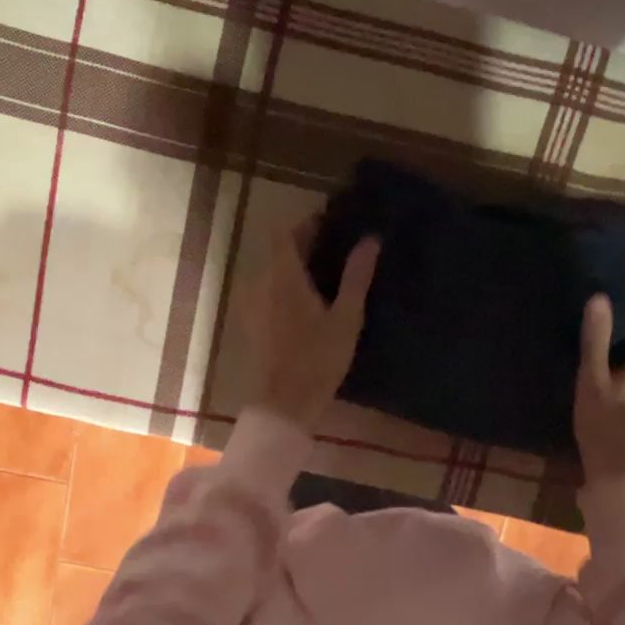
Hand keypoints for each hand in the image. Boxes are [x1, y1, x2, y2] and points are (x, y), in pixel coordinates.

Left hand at [246, 217, 380, 431]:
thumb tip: (370, 240)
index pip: (285, 233)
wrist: (285, 403)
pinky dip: (287, 287)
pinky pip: (270, 292)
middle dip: (303, 243)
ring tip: (325, 273)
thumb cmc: (318, 360)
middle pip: (278, 252)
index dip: (305, 222)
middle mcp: (262, 284)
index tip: (330, 221)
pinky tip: (309, 302)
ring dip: (295, 266)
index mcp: (283, 277)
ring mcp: (254, 305)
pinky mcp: (254, 325)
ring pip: (272, 273)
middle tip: (335, 246)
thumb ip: (356, 277)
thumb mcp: (346, 318)